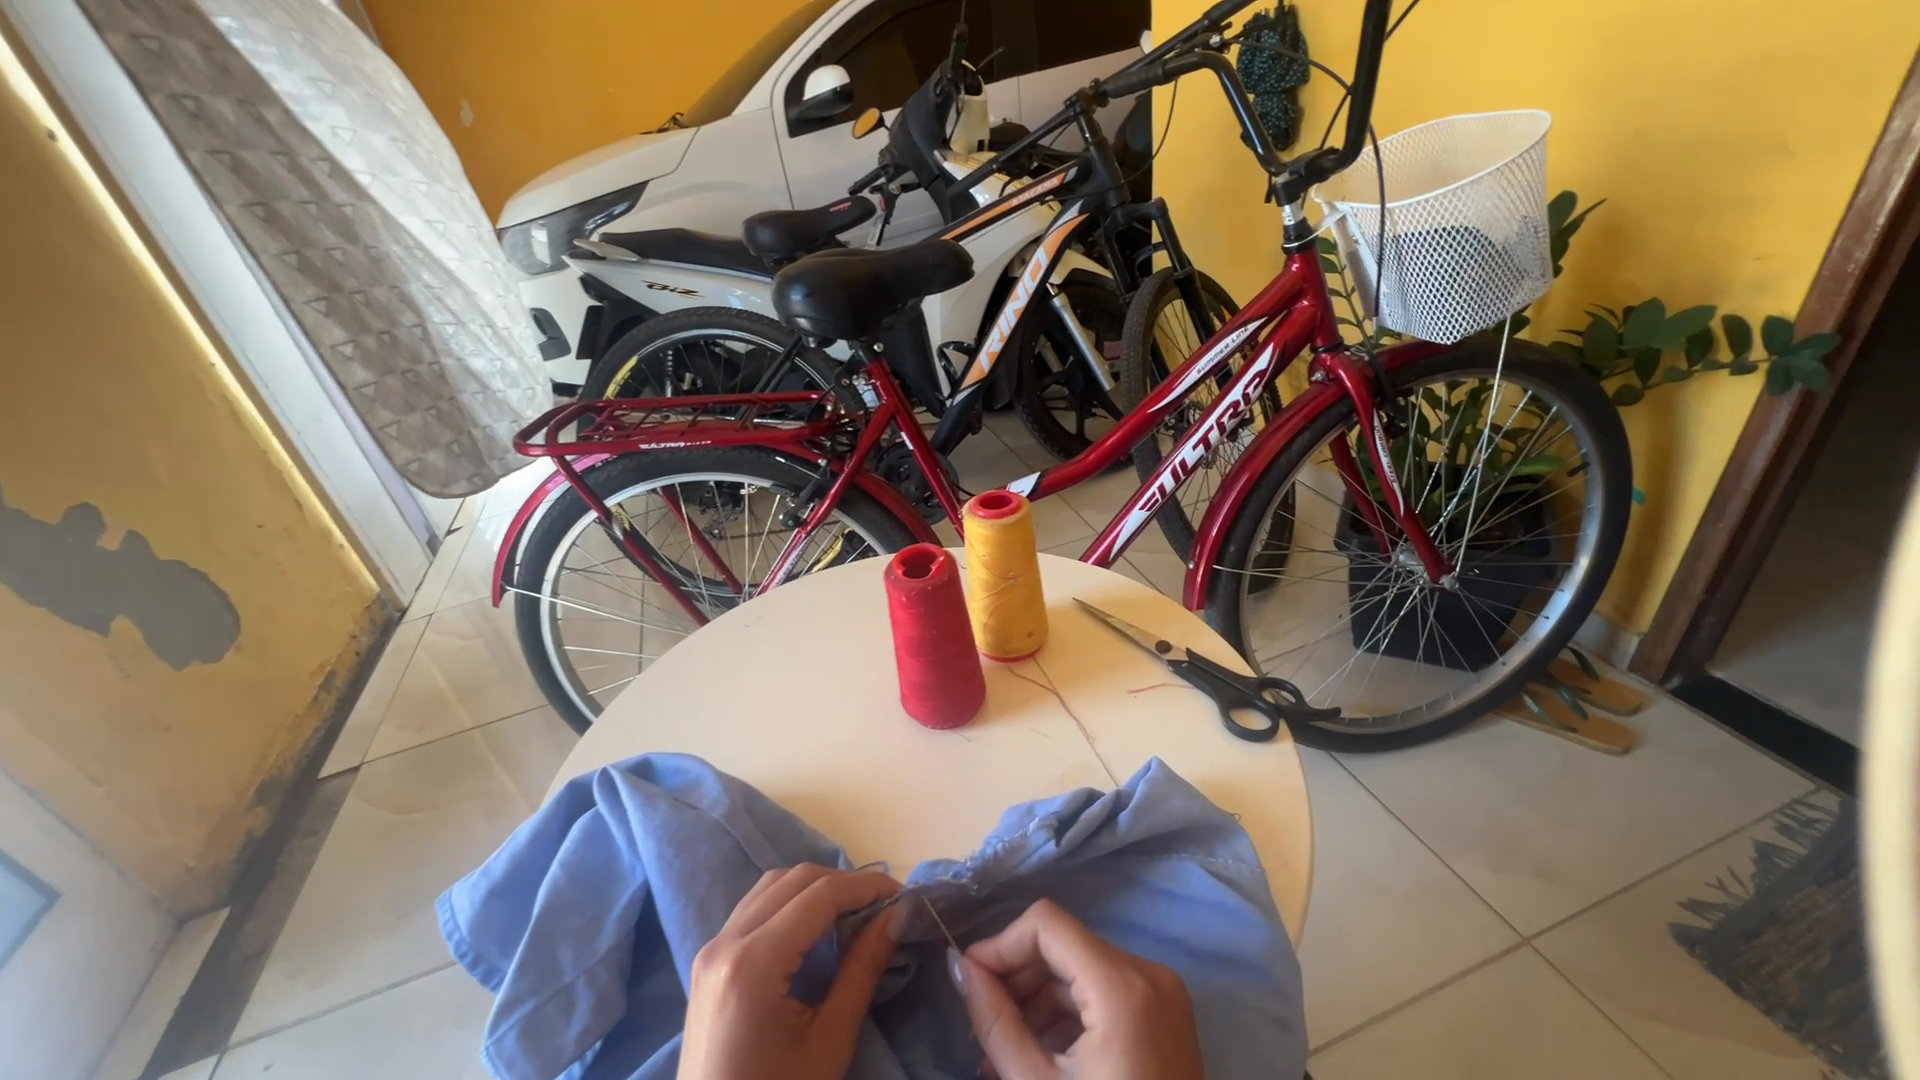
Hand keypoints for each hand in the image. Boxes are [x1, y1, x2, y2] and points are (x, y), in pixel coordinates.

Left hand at [678, 865, 902, 1079]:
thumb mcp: (829, 1041)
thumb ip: (862, 970)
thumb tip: (896, 916)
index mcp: (753, 963)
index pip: (819, 895)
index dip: (866, 886)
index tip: (904, 895)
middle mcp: (725, 943)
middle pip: (794, 880)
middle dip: (844, 883)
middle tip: (884, 905)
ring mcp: (710, 950)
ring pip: (770, 886)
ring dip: (816, 887)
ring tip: (854, 912)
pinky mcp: (708, 963)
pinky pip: (753, 908)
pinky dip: (789, 902)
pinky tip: (815, 927)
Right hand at [950, 899, 1204, 1079]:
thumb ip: (995, 1020)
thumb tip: (959, 966)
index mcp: (1121, 984)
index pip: (1046, 923)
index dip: (1001, 944)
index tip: (969, 981)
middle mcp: (1148, 972)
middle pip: (1063, 945)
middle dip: (1016, 979)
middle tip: (982, 1028)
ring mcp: (1162, 993)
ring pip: (1080, 968)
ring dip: (1037, 1000)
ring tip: (1004, 1051)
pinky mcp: (1165, 1014)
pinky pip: (1104, 992)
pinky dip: (1068, 1013)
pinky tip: (1041, 1053)